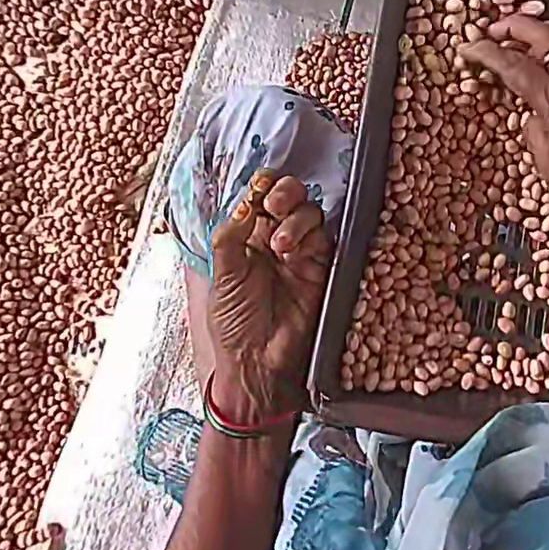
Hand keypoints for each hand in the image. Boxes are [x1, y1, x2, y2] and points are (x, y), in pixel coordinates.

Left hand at [206, 171, 331, 421]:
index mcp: (249, 238)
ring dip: (297, 219)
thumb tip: (246, 202)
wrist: (258, 364)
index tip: (260, 185)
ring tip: (280, 245)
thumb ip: (231, 235)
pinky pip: (325, 241)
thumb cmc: (235, 324)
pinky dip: (312, 238)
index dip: (263, 186)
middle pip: (291, 198)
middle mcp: (277, 240)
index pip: (261, 198)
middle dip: (285, 193)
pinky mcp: (323, 269)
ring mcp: (302, 254)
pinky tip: (295, 254)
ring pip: (311, 214)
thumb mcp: (222, 275)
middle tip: (273, 205)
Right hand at [457, 14, 548, 213]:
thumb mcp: (545, 160)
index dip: (488, 53)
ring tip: (529, 32)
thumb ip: (533, 129)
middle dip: (517, 25)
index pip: (515, 66)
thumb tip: (530, 114)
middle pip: (546, 36)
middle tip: (496, 28)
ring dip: (548, 28)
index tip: (470, 47)